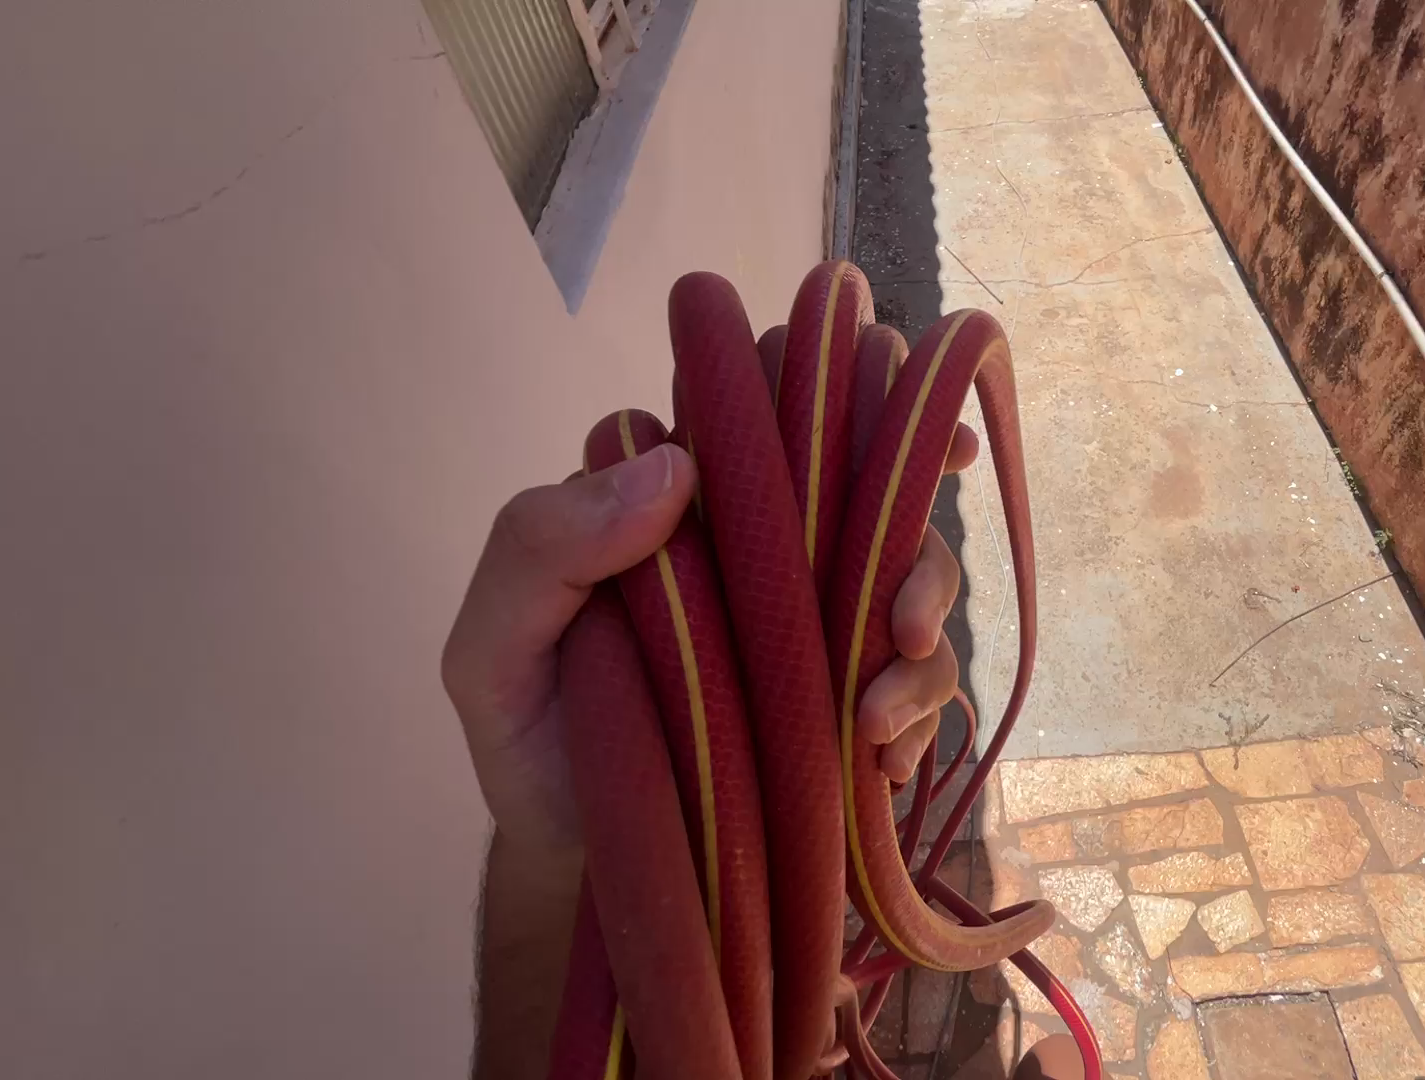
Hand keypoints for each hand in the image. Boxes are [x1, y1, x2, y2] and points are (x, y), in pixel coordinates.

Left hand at [442, 424, 979, 853]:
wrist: (586, 853)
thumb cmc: (538, 738)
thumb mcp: (495, 648)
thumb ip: (544, 547)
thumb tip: (674, 465)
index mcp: (697, 508)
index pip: (786, 421)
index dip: (864, 407)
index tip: (929, 443)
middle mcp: (772, 550)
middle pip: (881, 511)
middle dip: (918, 556)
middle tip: (908, 630)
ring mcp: (817, 624)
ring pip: (913, 594)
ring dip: (922, 656)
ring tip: (874, 726)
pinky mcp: (846, 694)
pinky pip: (917, 683)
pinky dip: (920, 715)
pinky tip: (886, 762)